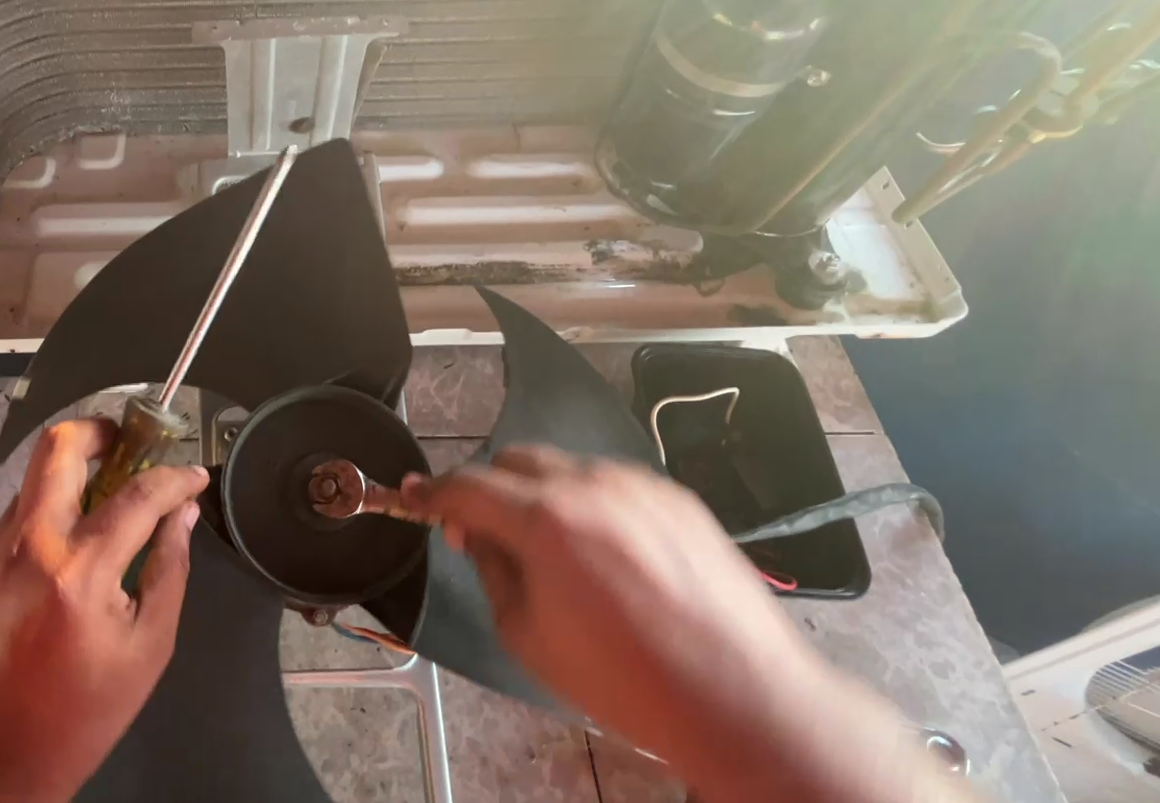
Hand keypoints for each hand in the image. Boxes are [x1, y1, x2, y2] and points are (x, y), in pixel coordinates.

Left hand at [0, 419, 208, 802]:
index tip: (193, 473)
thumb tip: (181, 513)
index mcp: (77, 573)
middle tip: (126, 444)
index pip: (136, 495)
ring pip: (35, 483)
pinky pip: (15, 522)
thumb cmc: (83, 712)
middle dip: (99, 431)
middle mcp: (24, 548)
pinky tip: (60, 565)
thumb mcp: (148, 646)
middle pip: (58, 448)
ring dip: (72, 484)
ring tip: (99, 517)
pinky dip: (46, 524)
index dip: (173, 476)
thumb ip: (169, 567)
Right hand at [404, 447, 972, 802]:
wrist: (745, 700)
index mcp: (546, 520)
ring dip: (537, 493)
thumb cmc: (624, 682)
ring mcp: (637, 484)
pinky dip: (585, 502)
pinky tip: (604, 553)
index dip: (432, 491)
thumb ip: (491, 568)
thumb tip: (476, 532)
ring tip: (555, 549)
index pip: (467, 485)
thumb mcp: (526, 635)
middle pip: (512, 458)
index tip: (413, 495)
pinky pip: (608, 482)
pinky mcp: (674, 496)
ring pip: (561, 466)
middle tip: (486, 534)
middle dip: (487, 489)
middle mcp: (589, 484)